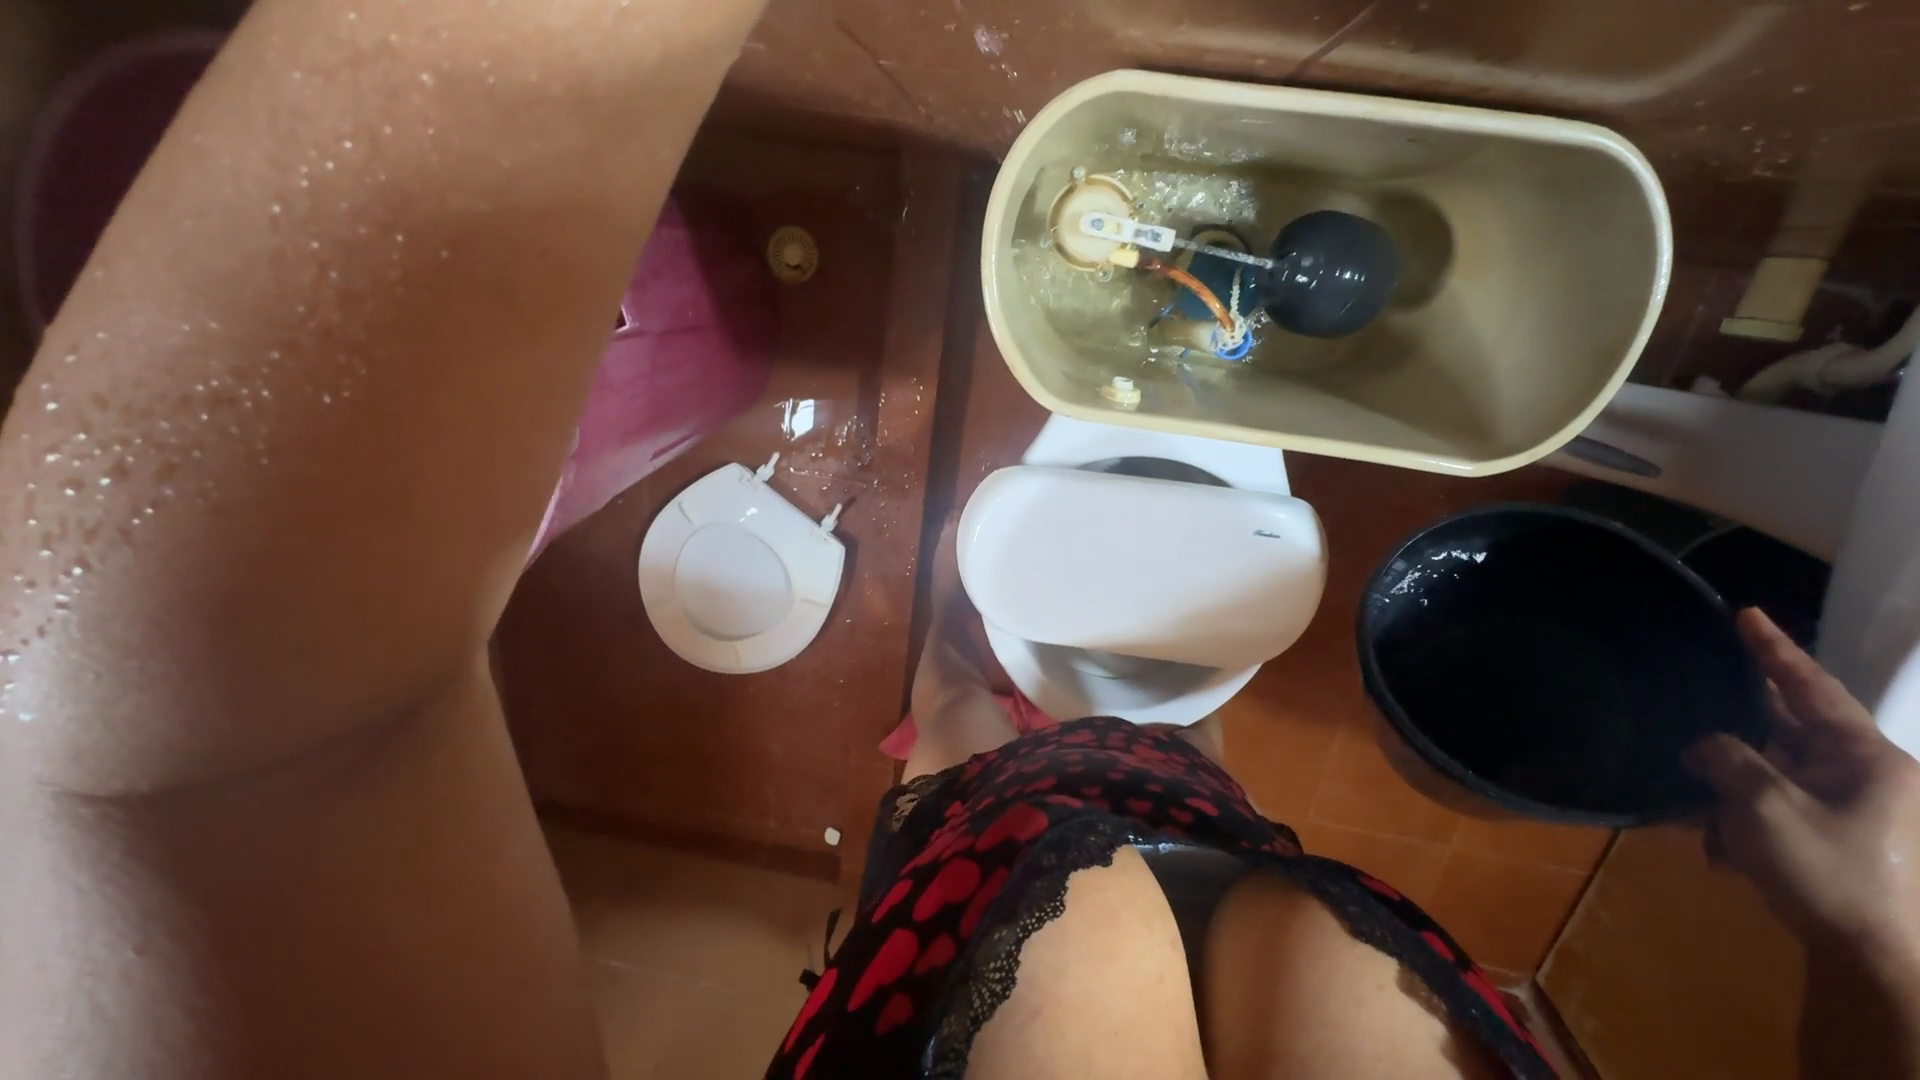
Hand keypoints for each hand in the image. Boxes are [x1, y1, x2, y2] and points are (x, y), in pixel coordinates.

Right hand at [1685, 608, 1919, 961]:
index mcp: (1867, 758)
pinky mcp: (1841, 841)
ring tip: (1709, 832)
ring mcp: (1856, 811)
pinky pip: (1775, 812)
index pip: (1811, 687)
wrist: (1878, 960)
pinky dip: (1744, 828)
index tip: (1745, 613)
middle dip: (1731, 751)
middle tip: (1695, 753)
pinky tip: (1728, 856)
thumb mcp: (1762, 805)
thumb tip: (1705, 745)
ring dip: (1730, 801)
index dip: (1774, 649)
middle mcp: (1866, 776)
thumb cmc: (1829, 870)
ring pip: (1769, 779)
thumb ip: (1725, 758)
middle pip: (1781, 736)